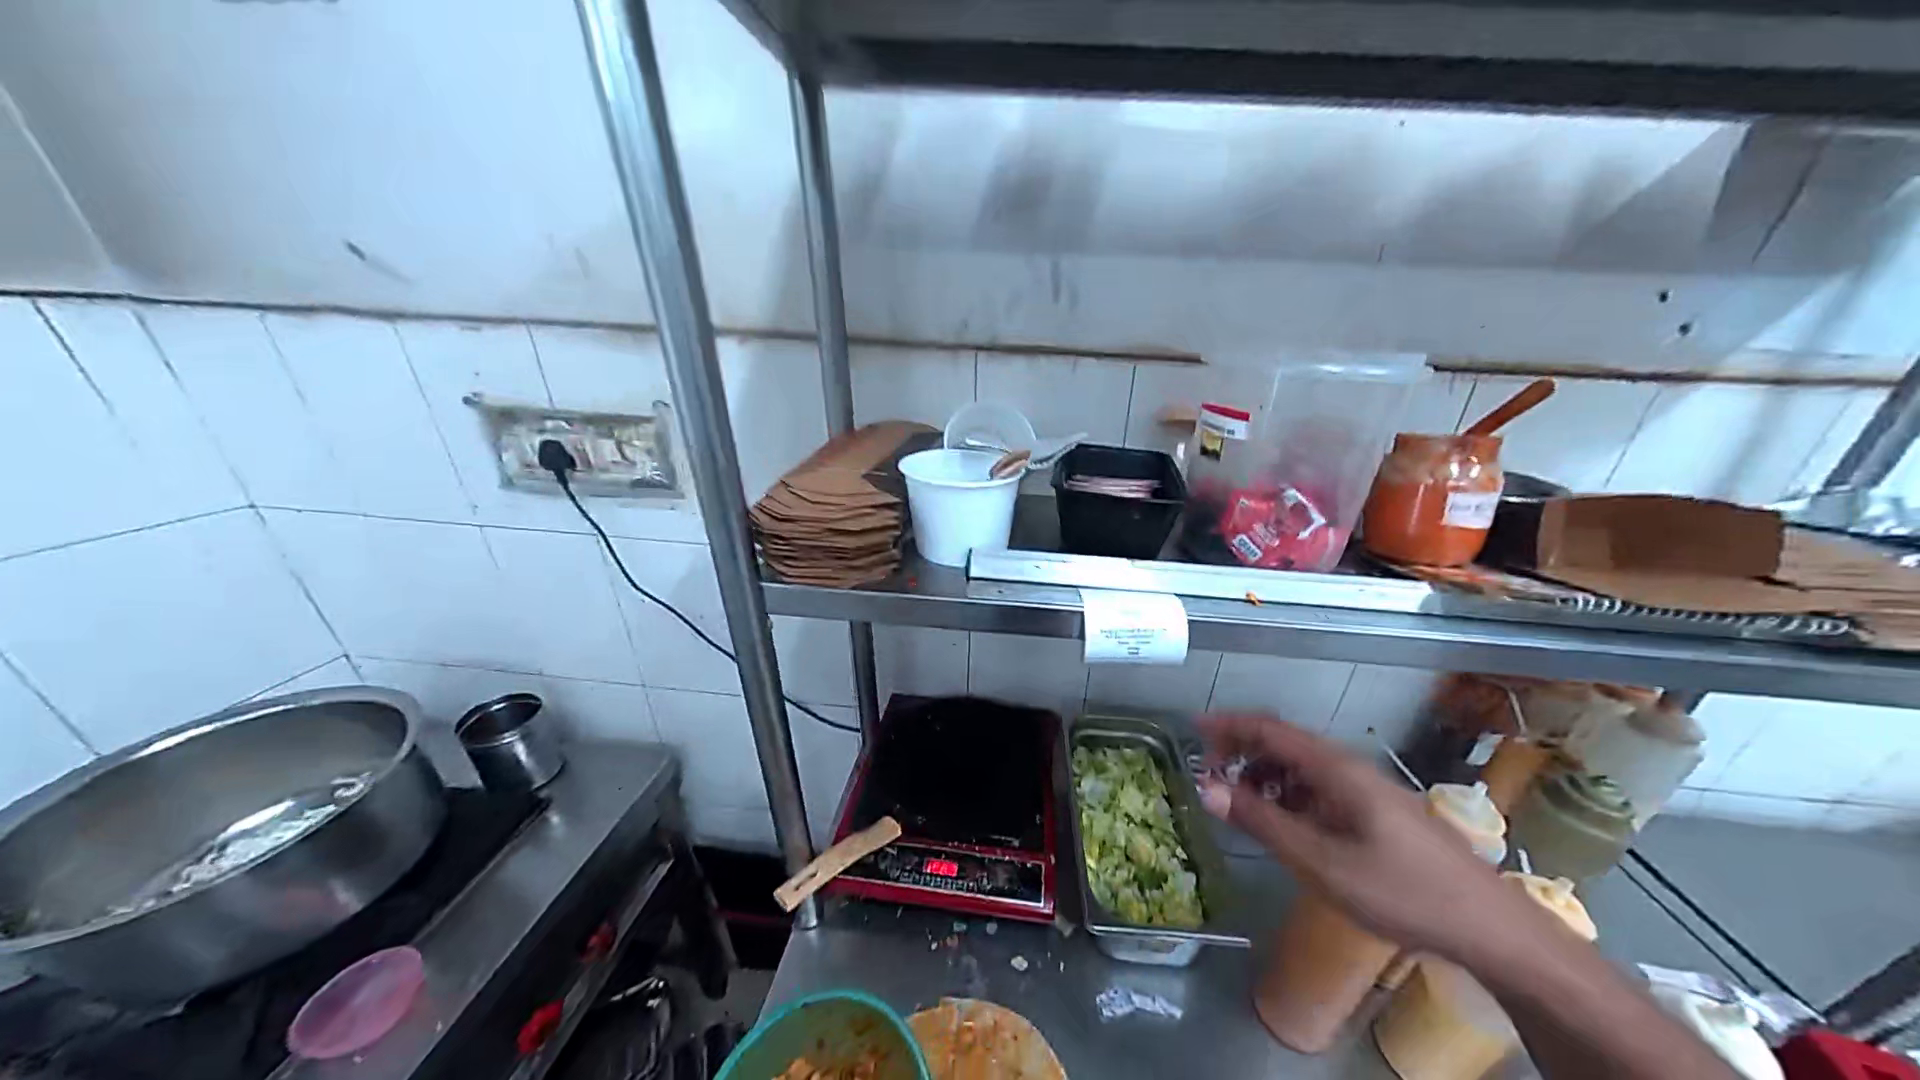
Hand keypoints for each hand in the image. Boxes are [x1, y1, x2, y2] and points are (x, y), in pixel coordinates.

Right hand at [1196, 711, 1517, 958]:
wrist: (1492, 929)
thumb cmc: (1402, 892)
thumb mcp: (1319, 862)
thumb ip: (1261, 822)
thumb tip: (1207, 789)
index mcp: (1336, 769)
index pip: (1270, 729)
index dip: (1229, 724)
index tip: (1194, 729)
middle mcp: (1350, 768)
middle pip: (1284, 743)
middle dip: (1242, 752)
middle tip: (1210, 776)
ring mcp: (1366, 789)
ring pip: (1302, 767)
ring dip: (1265, 776)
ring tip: (1240, 803)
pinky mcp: (1376, 812)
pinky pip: (1320, 788)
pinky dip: (1289, 795)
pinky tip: (1283, 823)